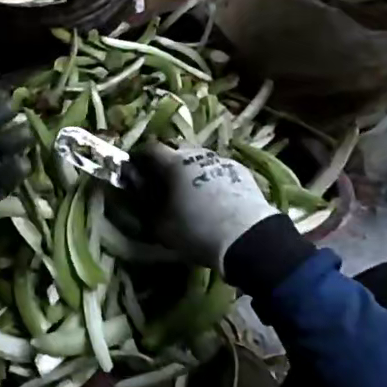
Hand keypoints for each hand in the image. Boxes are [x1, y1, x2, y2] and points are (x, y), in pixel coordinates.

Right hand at [130, 141, 278, 273]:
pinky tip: (215, 198)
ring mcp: (222, 161)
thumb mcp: (162, 227)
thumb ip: (147, 209)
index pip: (150, 149)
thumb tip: (142, 199)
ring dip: (192, 170)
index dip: (141, 158)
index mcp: (173, 164)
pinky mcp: (241, 172)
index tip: (137, 171)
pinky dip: (212, 179)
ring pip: (200, 159)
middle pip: (176, 150)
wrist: (248, 237)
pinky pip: (219, 170)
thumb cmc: (197, 230)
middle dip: (167, 163)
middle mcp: (197, 154)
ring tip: (191, 192)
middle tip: (164, 183)